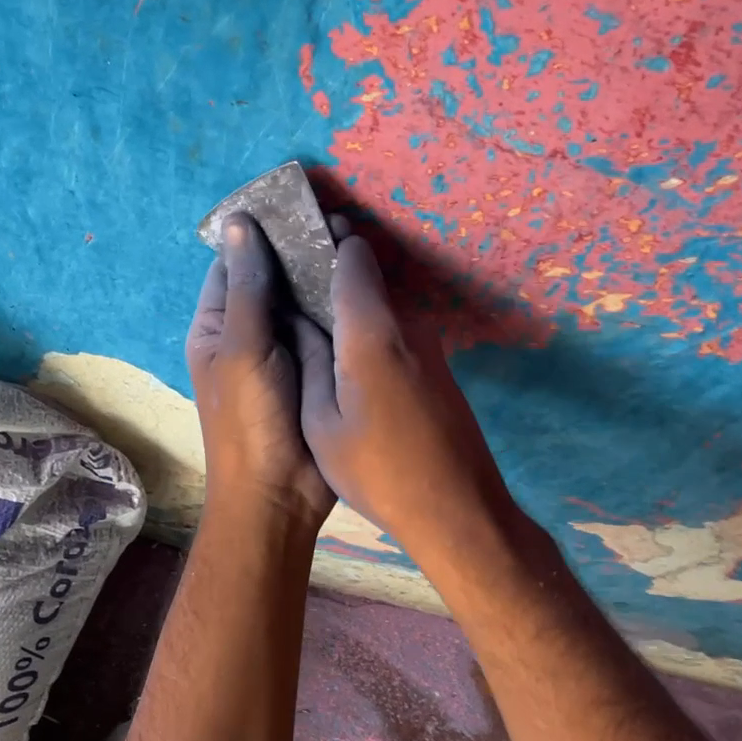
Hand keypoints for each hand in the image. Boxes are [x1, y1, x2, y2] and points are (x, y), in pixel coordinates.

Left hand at [186, 213, 335, 526]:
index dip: (258, 233)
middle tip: (339, 213)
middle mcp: (248, 333)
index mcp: (216, 327)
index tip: (295, 201)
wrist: (278, 493)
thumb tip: (239, 223)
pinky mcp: (317, 369)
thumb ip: (247, 287)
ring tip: (357, 234)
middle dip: (298, 251)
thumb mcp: (242, 348)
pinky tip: (367, 278)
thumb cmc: (248, 420)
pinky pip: (328, 327)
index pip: (232, 265)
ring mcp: (284, 352)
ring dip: (323, 275)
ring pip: (303, 301)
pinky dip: (342, 305)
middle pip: (271, 279)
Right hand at [290, 235, 518, 549]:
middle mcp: (405, 325)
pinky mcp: (435, 366)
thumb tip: (297, 320)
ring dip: (345, 298)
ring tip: (302, 309)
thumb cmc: (378, 470)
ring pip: (379, 302)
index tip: (291, 231)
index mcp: (371, 333)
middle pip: (367, 274)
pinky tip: (337, 350)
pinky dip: (363, 326)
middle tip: (285, 270)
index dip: (323, 237)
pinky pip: (391, 328)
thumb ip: (309, 363)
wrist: (456, 508)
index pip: (351, 258)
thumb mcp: (321, 423)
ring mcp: (427, 345)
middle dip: (328, 264)